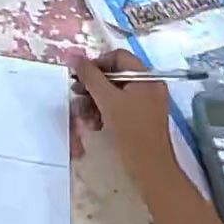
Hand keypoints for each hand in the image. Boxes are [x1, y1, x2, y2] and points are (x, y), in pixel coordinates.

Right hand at [71, 49, 173, 167]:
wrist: (150, 169)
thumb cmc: (131, 129)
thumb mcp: (106, 98)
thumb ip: (89, 75)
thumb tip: (73, 55)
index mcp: (146, 78)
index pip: (118, 57)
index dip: (97, 63)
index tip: (80, 76)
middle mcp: (148, 87)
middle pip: (114, 75)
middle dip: (92, 85)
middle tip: (76, 93)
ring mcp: (145, 104)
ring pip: (113, 92)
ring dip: (94, 100)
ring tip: (83, 114)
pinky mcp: (140, 119)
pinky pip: (118, 106)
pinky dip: (103, 111)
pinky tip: (93, 124)